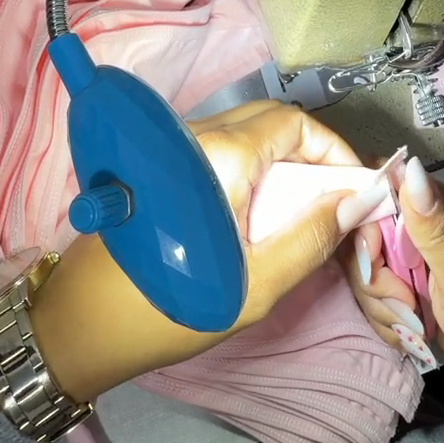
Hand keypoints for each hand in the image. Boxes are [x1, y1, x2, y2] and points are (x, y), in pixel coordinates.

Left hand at [26, 102, 381, 401]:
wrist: (85, 322)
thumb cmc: (173, 306)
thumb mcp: (256, 285)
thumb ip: (311, 237)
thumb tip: (358, 200)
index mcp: (223, 155)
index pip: (297, 124)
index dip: (335, 150)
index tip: (354, 190)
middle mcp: (198, 135)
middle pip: (273, 121)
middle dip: (312, 154)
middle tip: (331, 202)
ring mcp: (177, 146)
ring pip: (248, 132)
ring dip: (282, 161)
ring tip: (298, 211)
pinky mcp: (164, 163)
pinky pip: (223, 147)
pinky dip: (254, 167)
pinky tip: (256, 212)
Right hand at [346, 160, 443, 399]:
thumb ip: (436, 229)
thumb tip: (410, 165)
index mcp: (442, 207)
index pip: (379, 189)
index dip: (364, 220)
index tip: (374, 260)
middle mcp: (424, 223)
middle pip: (364, 231)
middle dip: (373, 274)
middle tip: (403, 303)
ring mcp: (413, 254)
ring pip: (365, 264)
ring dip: (380, 301)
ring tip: (413, 323)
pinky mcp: (407, 282)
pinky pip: (374, 289)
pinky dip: (384, 314)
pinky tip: (410, 331)